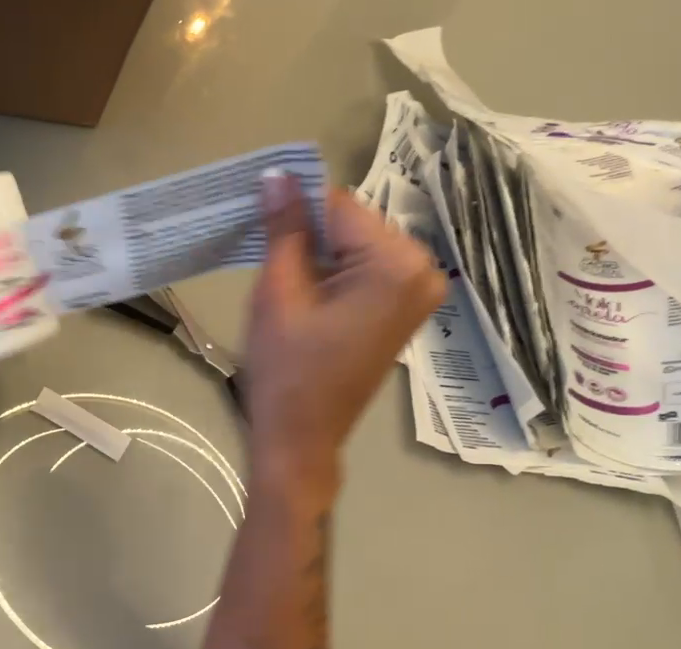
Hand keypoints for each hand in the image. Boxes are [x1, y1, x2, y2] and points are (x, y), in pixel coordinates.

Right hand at [198, 175, 441, 648]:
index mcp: (398, 263)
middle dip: (307, 239)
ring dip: (316, 259)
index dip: (293, 211)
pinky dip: (332, 279)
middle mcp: (423, 270)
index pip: (338, 207)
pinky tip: (301, 303)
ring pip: (355, 250)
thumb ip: (282, 231)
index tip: (257, 222)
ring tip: (281, 292)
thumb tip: (275, 175)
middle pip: (351, 228)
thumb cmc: (285, 373)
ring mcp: (419, 293)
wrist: (300, 440)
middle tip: (265, 268)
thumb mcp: (277, 295)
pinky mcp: (404, 311)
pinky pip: (363, 275)